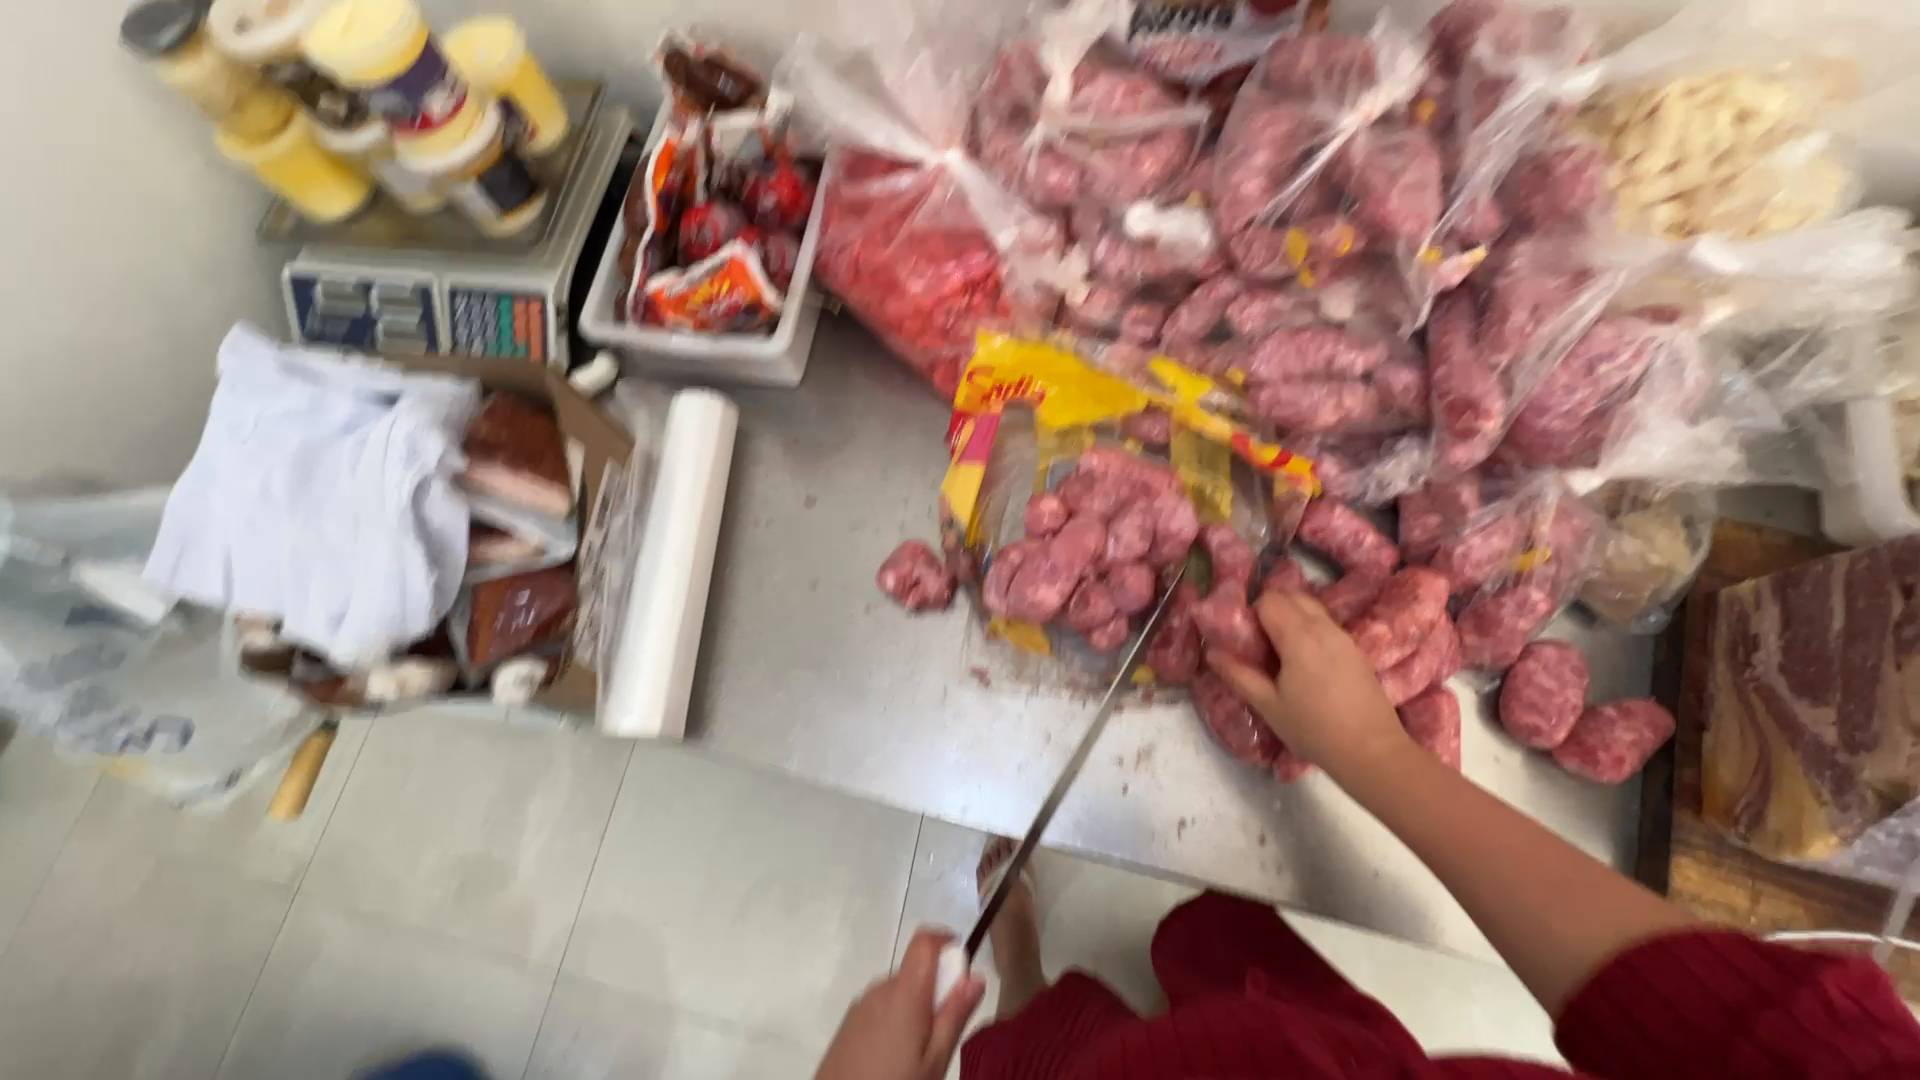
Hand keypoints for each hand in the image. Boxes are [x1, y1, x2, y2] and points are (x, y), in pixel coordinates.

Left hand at [815, 929, 985, 1079]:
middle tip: (943, 1034)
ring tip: (917, 1054)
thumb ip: (955, 1015)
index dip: (946, 942)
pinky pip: (881, 1007)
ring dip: (915, 1008)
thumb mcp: (934, 1060)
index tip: (962, 966)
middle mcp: (880, 989)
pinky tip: (893, 1057)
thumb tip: (976, 975)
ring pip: (899, 992)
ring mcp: (861, 1005)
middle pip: (915, 971)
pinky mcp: (849, 1022)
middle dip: (935, 992)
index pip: (924, 941)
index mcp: (904, 992)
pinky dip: (895, 1020)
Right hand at [1208, 590, 1410, 779]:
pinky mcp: (1357, 650)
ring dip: (1292, 619)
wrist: (1373, 752)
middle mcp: (1324, 627)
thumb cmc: (1314, 728)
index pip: (1269, 600)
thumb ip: (1238, 674)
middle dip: (1271, 609)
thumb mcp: (1268, 705)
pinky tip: (1307, 666)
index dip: (1252, 613)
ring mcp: (1345, 637)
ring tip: (1282, 654)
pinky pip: (1327, 625)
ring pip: (1312, 609)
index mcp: (1299, 636)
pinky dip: (1311, 631)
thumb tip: (1211, 652)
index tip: (1245, 639)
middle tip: (1260, 643)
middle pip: (1292, 596)